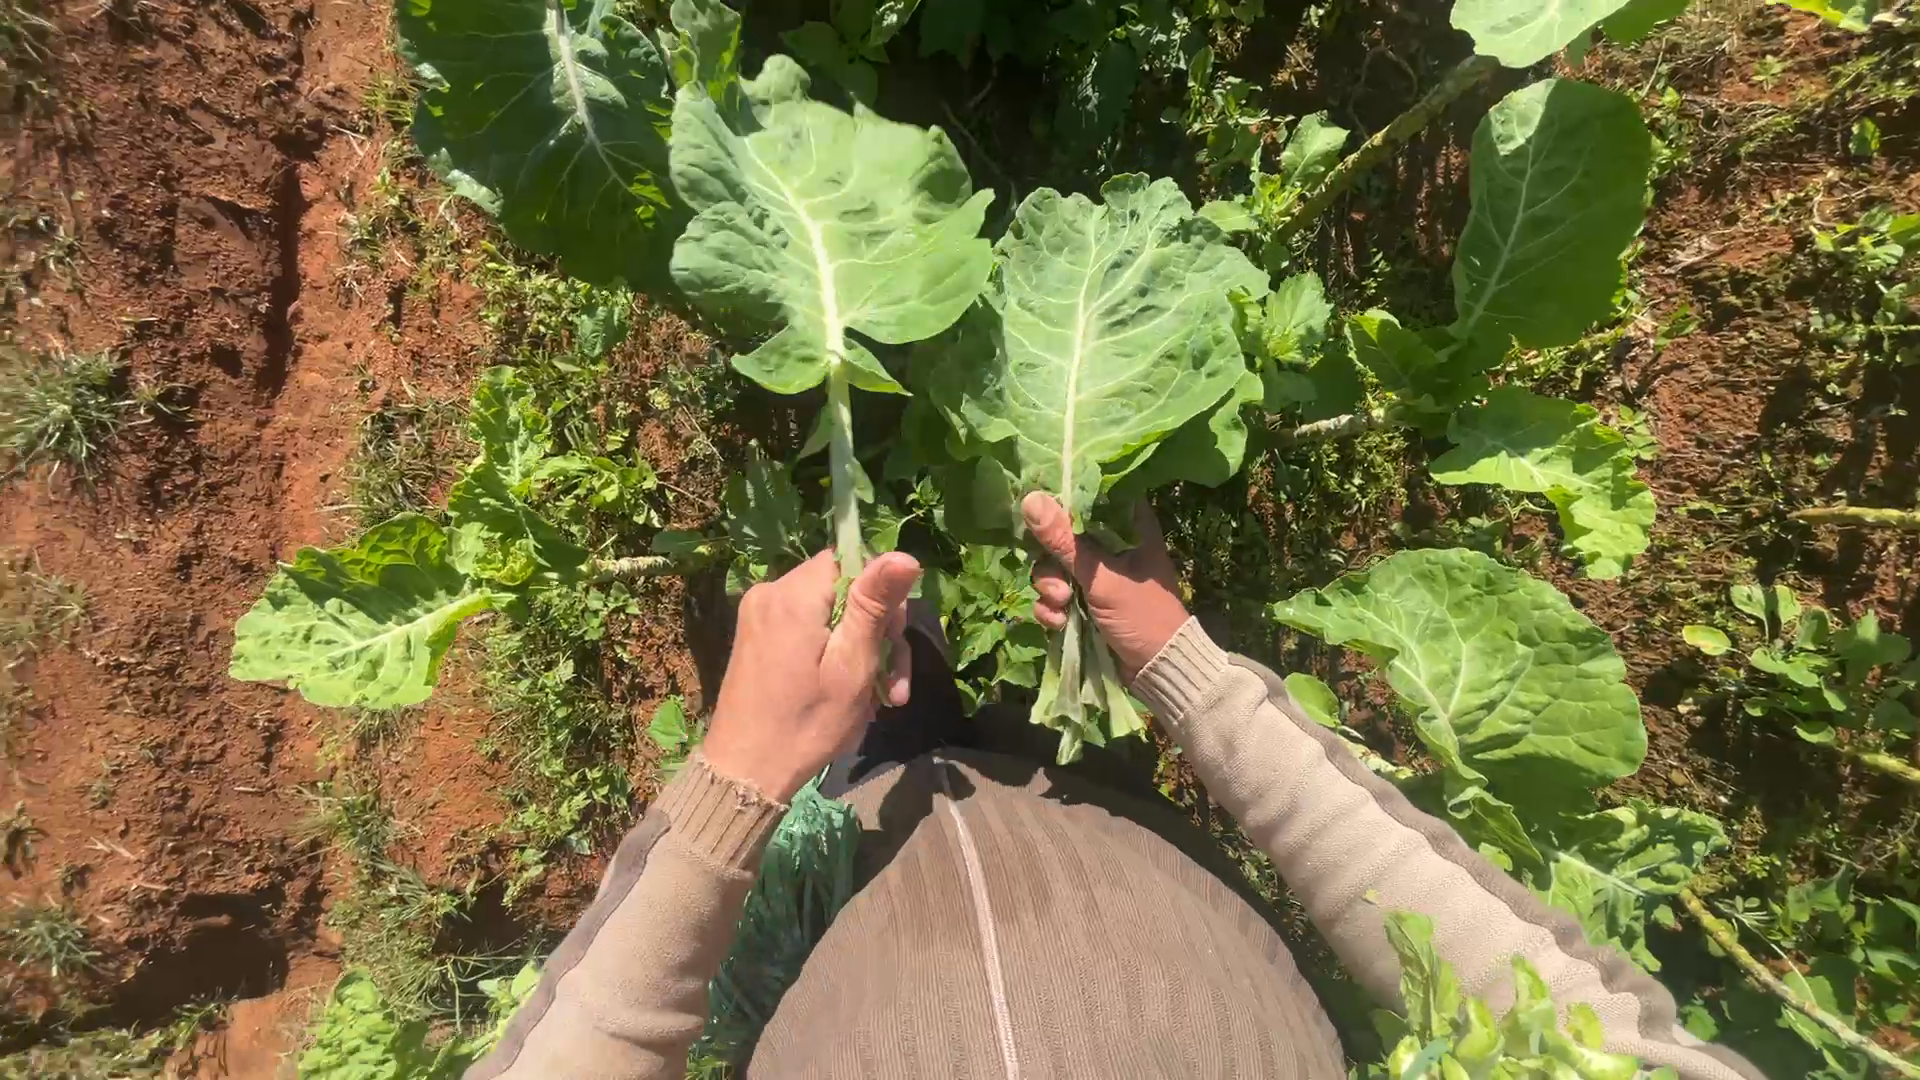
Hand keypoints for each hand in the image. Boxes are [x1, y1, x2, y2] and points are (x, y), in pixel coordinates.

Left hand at [701, 550, 921, 801]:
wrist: (745, 774)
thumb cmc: (806, 723)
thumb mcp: (852, 664)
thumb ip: (874, 605)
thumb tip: (905, 555)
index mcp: (793, 595)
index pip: (851, 559)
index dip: (881, 592)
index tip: (894, 638)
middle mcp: (770, 593)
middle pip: (842, 587)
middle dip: (877, 630)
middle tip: (893, 682)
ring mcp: (759, 615)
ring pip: (829, 612)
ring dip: (860, 649)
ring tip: (881, 698)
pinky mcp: (756, 636)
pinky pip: (808, 628)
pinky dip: (833, 653)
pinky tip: (850, 692)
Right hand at [1022, 492, 1188, 680]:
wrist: (1157, 669)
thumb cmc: (1142, 615)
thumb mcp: (1101, 577)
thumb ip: (1065, 541)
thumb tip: (1030, 499)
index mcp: (1127, 525)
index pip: (1089, 495)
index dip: (1061, 499)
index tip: (1037, 510)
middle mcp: (1109, 544)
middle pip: (1061, 533)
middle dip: (1051, 561)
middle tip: (1059, 583)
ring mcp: (1094, 572)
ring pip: (1052, 566)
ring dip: (1049, 588)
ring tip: (1062, 606)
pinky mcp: (1082, 599)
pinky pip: (1053, 594)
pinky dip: (1051, 608)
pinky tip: (1059, 623)